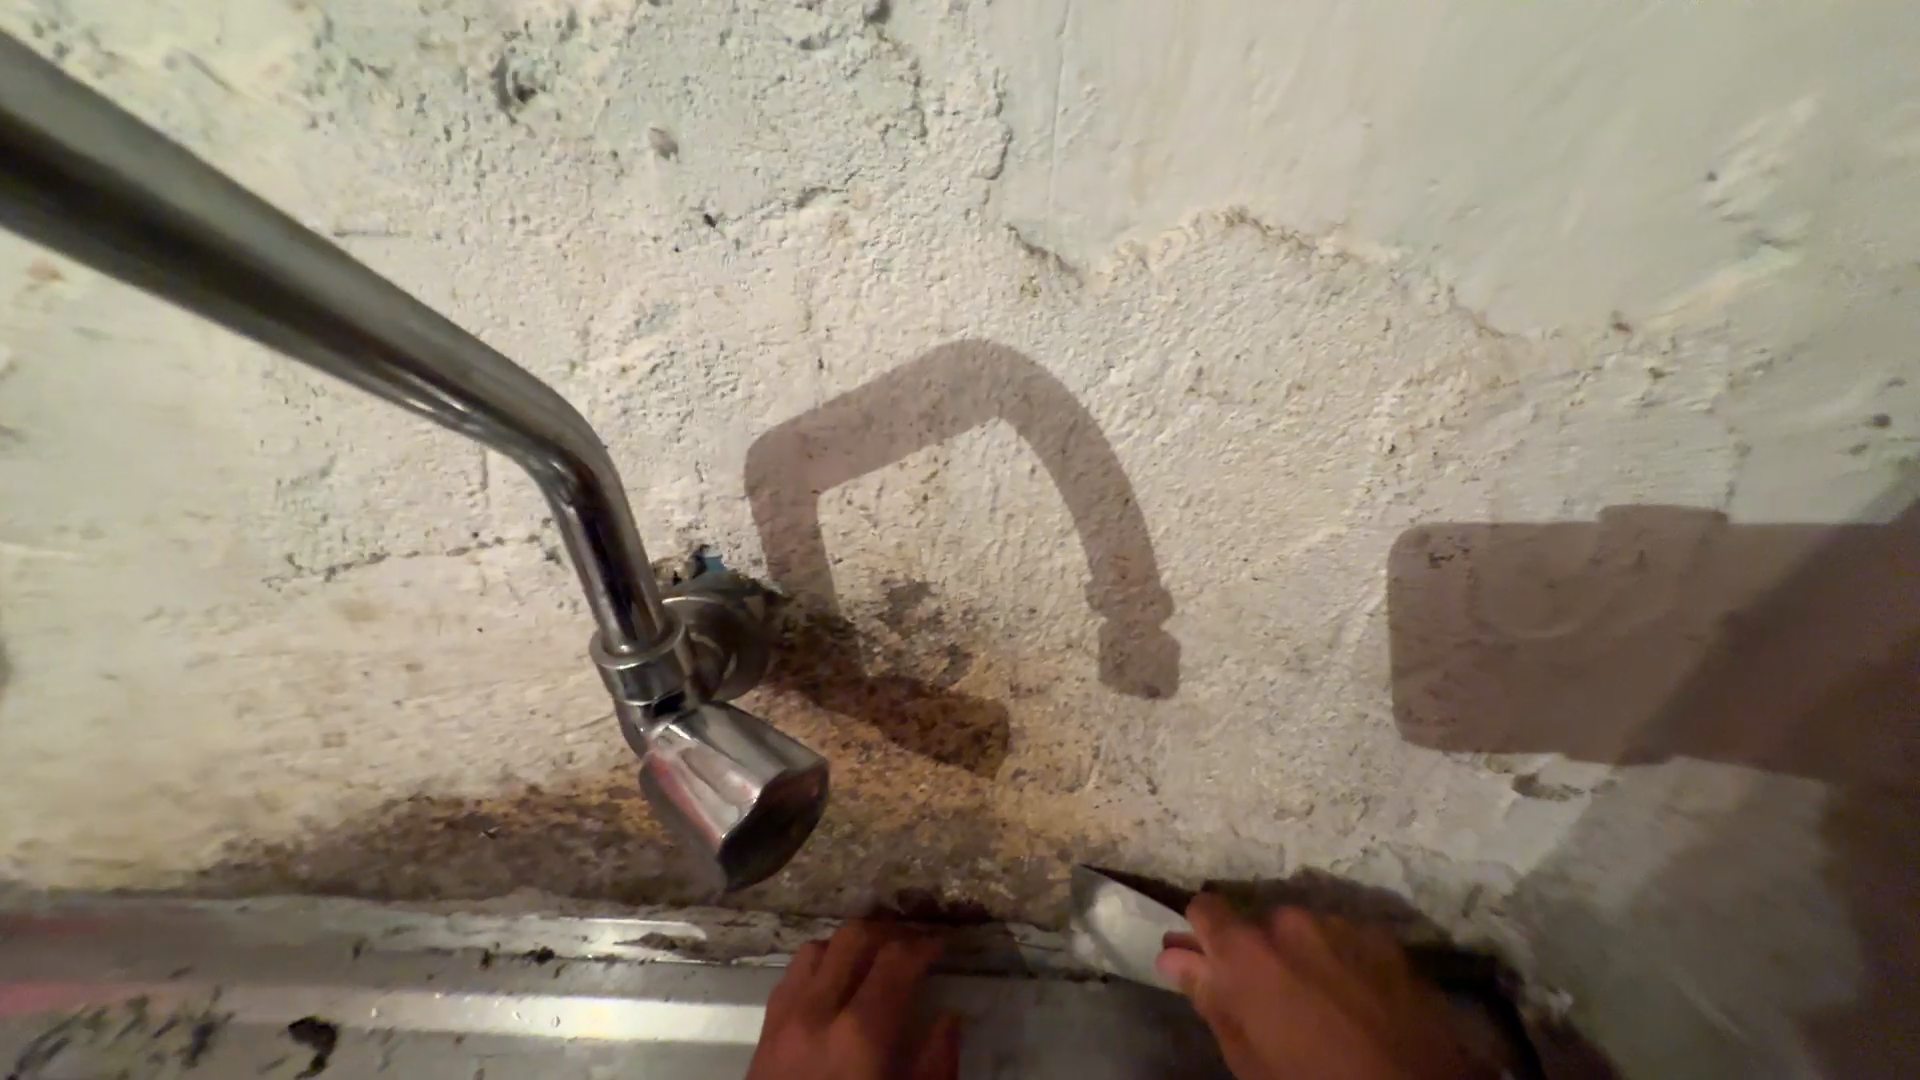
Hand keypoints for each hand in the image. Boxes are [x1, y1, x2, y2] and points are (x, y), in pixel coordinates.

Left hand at [747, 921, 961, 1079]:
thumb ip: (934, 1067)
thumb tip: (948, 1020)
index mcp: (861, 1036)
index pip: (898, 959)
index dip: (926, 944)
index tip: (944, 946)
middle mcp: (819, 1012)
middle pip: (856, 937)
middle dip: (891, 932)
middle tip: (914, 946)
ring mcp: (785, 1019)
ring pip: (820, 946)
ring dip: (852, 945)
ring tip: (876, 960)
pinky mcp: (764, 1032)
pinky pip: (793, 974)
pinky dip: (820, 964)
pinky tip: (837, 984)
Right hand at [1155, 896, 1486, 1079]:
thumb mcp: (1249, 1059)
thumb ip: (1209, 998)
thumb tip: (1173, 957)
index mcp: (1247, 949)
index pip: (1203, 907)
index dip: (1201, 935)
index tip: (1211, 966)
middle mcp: (1288, 920)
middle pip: (1256, 922)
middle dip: (1257, 953)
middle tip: (1274, 1002)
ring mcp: (1341, 925)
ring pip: (1302, 930)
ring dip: (1301, 956)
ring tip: (1323, 1006)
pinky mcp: (1384, 939)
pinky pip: (1345, 940)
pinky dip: (1341, 962)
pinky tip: (1359, 1004)